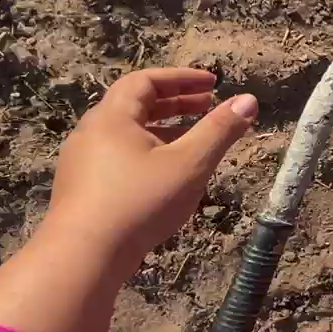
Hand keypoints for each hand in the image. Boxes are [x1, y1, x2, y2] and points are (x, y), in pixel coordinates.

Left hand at [42, 67, 258, 269]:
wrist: (85, 253)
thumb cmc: (141, 200)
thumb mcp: (190, 162)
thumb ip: (220, 129)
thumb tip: (248, 100)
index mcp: (112, 119)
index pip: (145, 82)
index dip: (181, 78)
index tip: (213, 83)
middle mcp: (92, 133)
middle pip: (135, 104)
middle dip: (176, 101)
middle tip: (210, 105)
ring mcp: (85, 160)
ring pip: (130, 131)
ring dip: (166, 125)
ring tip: (197, 135)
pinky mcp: (86, 185)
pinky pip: (122, 152)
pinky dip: (152, 147)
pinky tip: (171, 168)